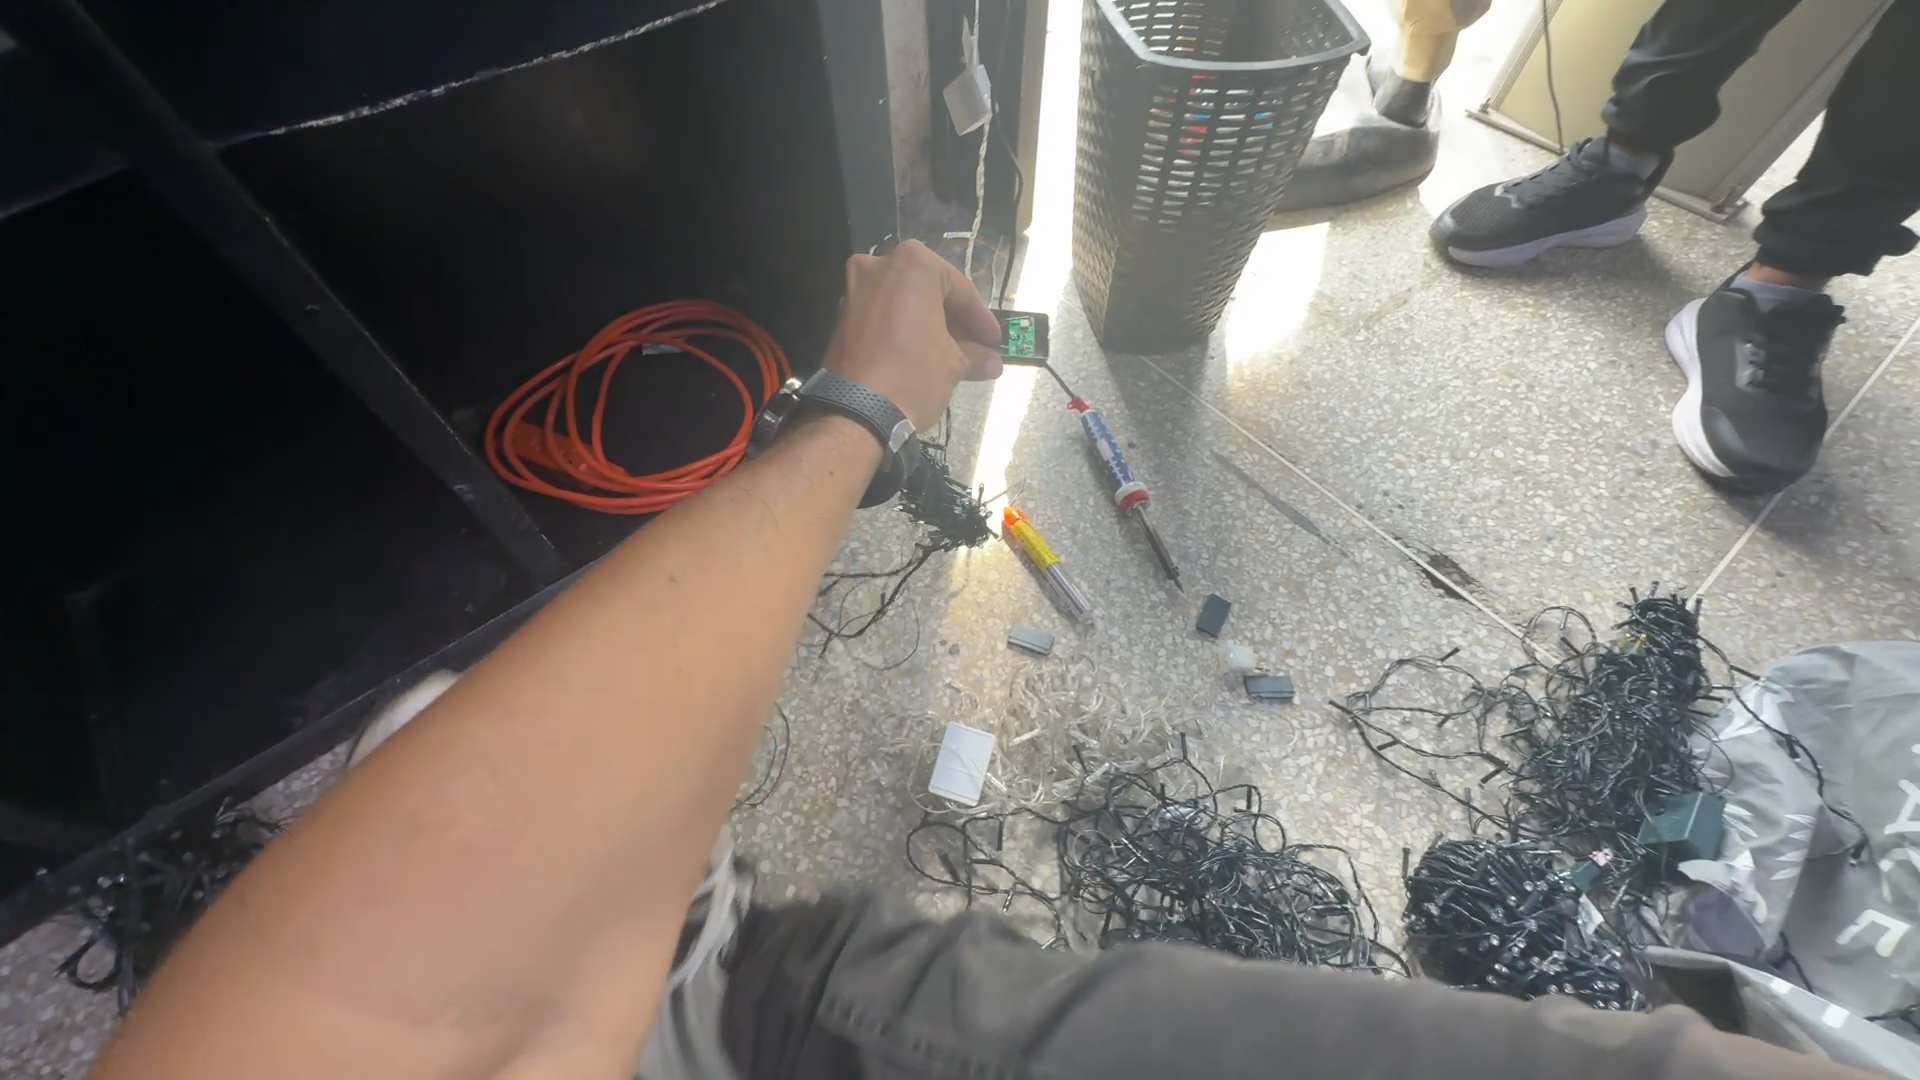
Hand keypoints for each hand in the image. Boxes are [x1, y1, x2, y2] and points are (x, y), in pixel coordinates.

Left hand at [822, 240, 1003, 429]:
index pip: (959, 289)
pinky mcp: (840, 317)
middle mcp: (878, 266)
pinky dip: (902, 330)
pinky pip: (882, 317)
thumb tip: (992, 362)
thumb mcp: (953, 365)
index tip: (994, 340)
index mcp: (912, 264)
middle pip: (928, 291)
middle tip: (973, 347)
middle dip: (952, 320)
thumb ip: (975, 356)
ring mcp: (854, 290)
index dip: (980, 318)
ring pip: (903, 303)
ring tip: (949, 355)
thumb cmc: (913, 376)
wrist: (857, 411)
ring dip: (927, 325)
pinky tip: (919, 355)